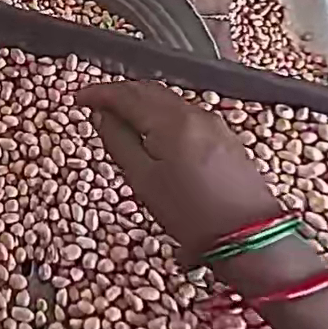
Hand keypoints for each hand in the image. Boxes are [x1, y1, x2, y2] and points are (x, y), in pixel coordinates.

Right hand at [74, 82, 284, 256]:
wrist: (251, 238)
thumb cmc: (188, 211)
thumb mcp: (141, 178)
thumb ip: (117, 139)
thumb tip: (100, 115)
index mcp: (170, 121)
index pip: (126, 94)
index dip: (98, 92)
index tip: (77, 98)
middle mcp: (193, 114)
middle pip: (148, 90)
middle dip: (117, 92)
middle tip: (93, 103)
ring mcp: (213, 124)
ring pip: (166, 99)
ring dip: (138, 100)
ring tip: (116, 114)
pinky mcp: (224, 137)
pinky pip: (182, 112)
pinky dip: (158, 111)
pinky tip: (148, 127)